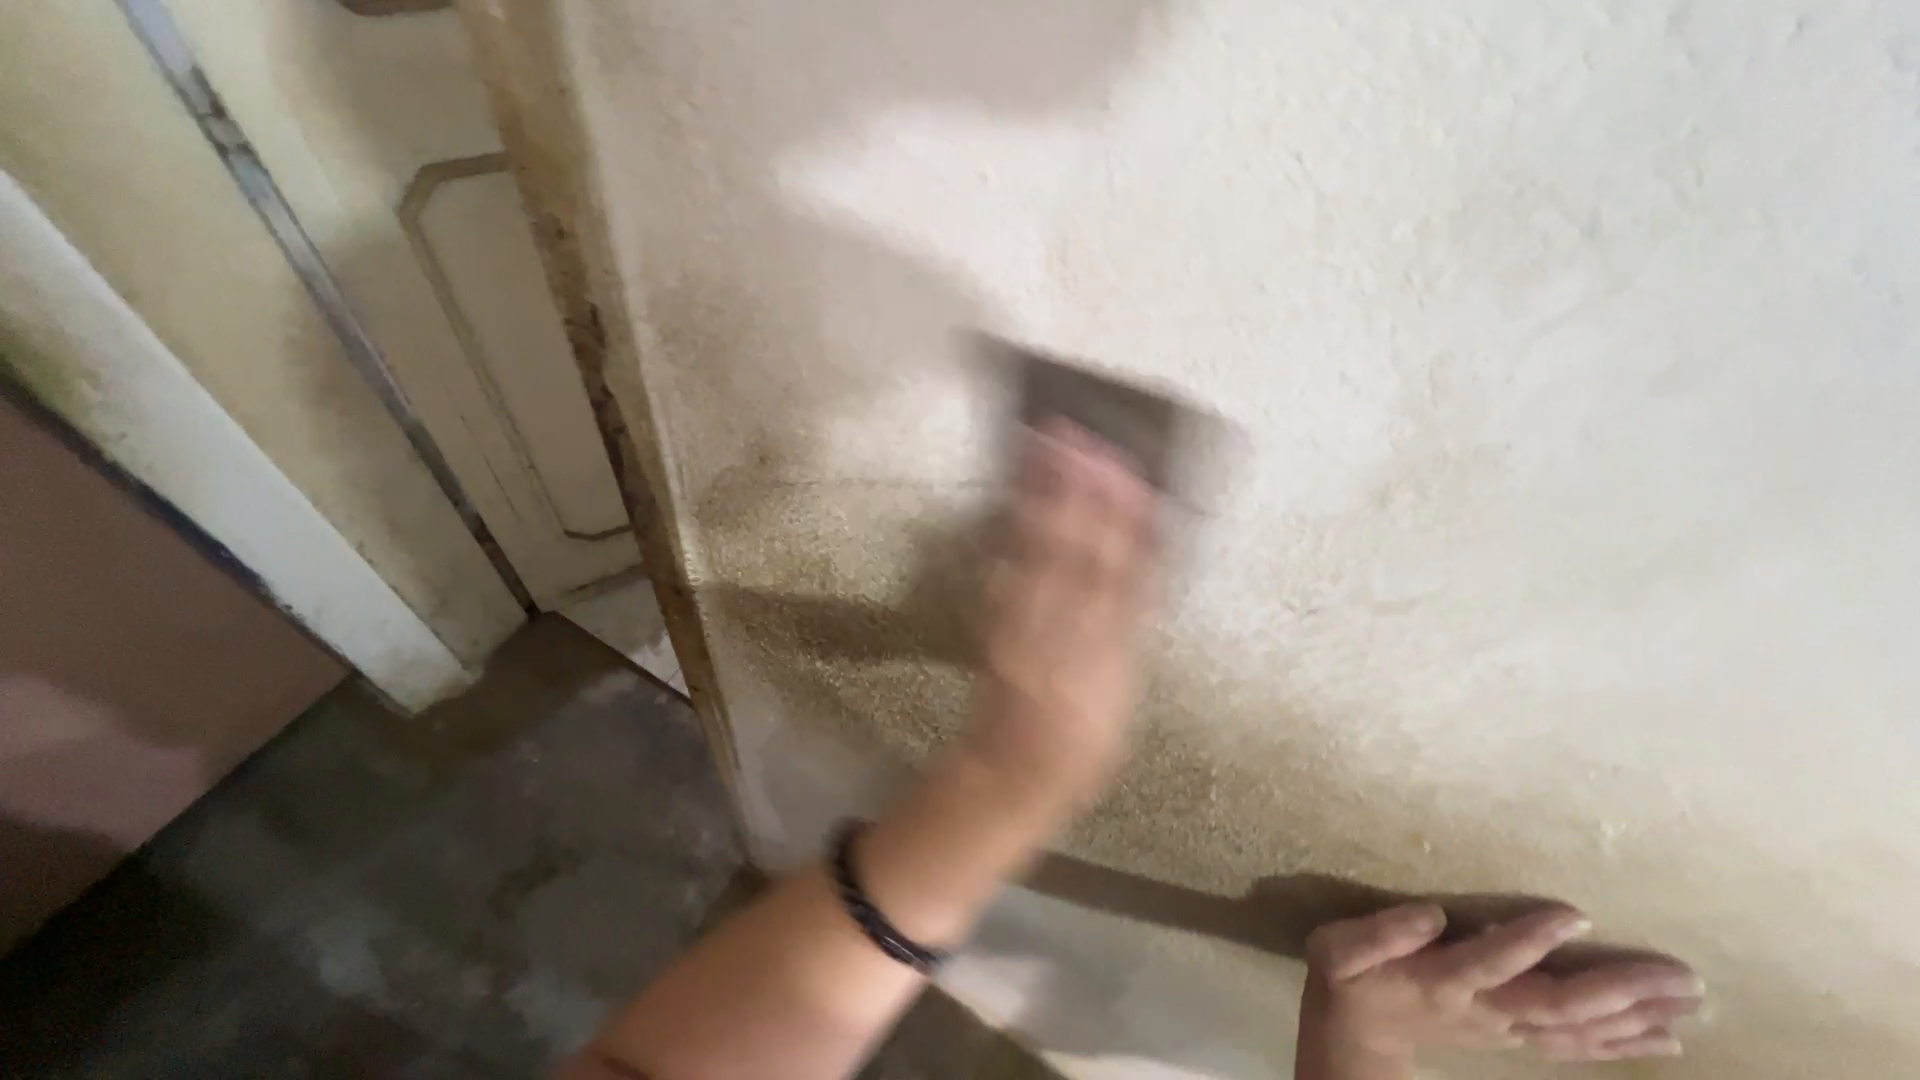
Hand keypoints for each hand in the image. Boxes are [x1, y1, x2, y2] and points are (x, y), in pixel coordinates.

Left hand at [966, 419, 1156, 813]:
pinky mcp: (993, 631)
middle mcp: (1062, 641)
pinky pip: (1002, 573)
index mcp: (1106, 661)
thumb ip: (1129, 634)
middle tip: (1080, 439)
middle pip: (1075, 555)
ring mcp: (1020, 634)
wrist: (1013, 775)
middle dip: (1078, 494)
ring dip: (1039, 498)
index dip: (1125, 524)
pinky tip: (1012, 496)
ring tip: (1044, 450)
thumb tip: (1138, 568)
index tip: (1130, 475)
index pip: (1122, 579)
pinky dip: (1009, 531)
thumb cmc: (1081, 747)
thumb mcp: (1124, 701)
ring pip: (1034, 555)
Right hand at [1306, 903, 1704, 1063]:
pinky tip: (1663, 1039)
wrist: (1355, 1037)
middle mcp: (1482, 1010)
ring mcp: (1503, 1031)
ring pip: (1577, 1030)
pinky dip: (1622, 1045)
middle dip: (1619, 990)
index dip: (1531, 940)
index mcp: (1438, 981)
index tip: (1575, 914)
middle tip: (1681, 975)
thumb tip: (1431, 914)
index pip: (1492, 962)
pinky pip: (1575, 1048)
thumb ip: (1379, 933)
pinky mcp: (1513, 1039)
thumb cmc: (1346, 978)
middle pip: (1557, 1005)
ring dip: (1635, 1019)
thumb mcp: (1337, 947)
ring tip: (1689, 1002)